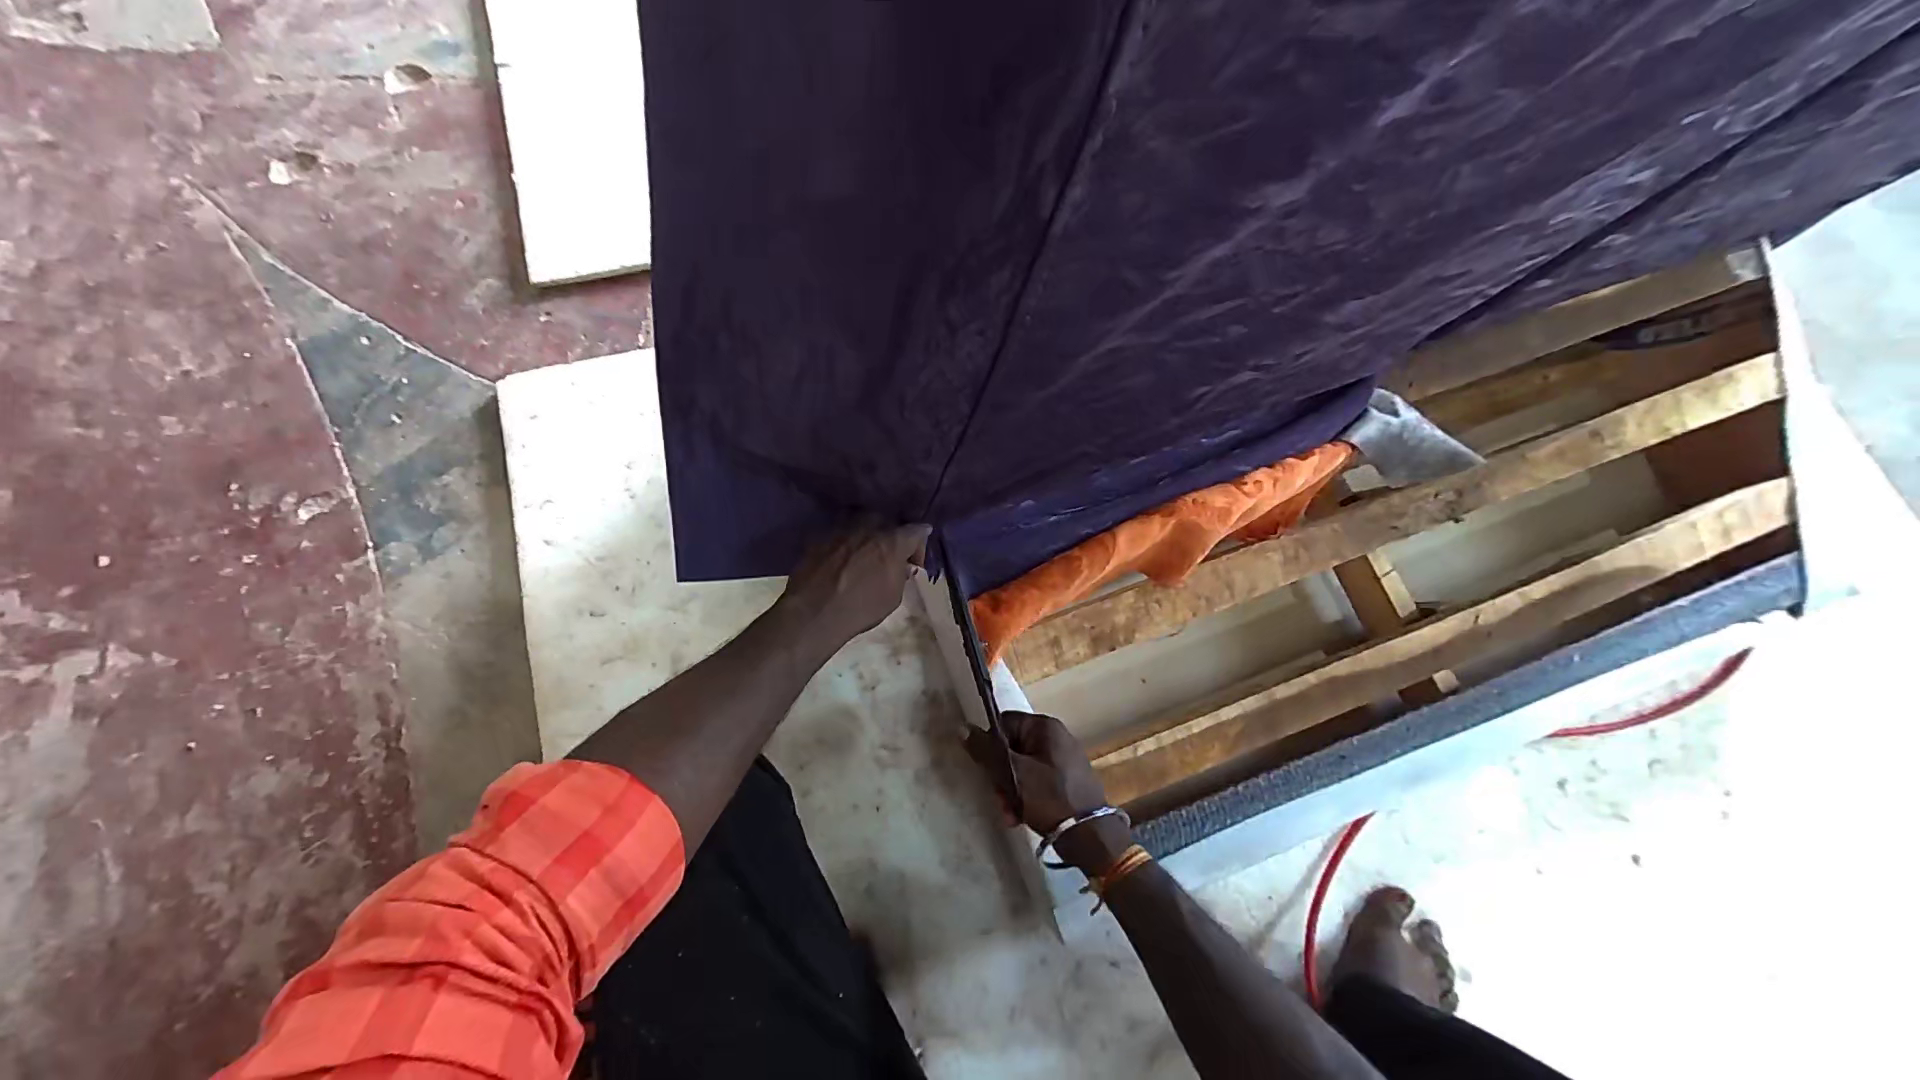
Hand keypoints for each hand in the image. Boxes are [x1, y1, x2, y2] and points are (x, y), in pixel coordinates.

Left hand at [778, 521, 930, 645]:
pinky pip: (840, 531)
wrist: (814, 611)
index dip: (918, 546)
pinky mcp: (820, 534)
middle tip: (888, 556)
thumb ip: (901, 573)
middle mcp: (868, 526)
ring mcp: (842, 528)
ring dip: (867, 534)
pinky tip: (840, 558)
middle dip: (891, 536)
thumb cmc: (861, 608)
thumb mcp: (894, 597)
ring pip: (861, 521)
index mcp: (892, 541)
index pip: (917, 531)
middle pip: (887, 521)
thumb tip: (902, 564)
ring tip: (863, 552)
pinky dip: (845, 541)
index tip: (913, 562)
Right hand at [966, 711, 1132, 874]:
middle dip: (1000, 776)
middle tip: (998, 797)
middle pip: (1011, 747)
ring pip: (1021, 768)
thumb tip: (961, 727)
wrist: (1090, 835)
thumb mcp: (1013, 774)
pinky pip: (1036, 782)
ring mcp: (1062, 760)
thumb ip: (986, 751)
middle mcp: (1055, 737)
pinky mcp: (1066, 781)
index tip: (986, 769)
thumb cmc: (1050, 798)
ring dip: (1010, 791)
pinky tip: (1019, 817)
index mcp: (1045, 727)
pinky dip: (1025, 797)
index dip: (990, 745)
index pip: (1004, 723)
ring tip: (1008, 813)